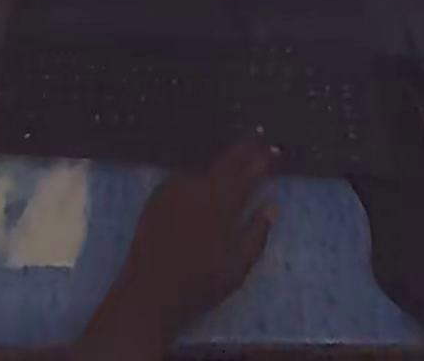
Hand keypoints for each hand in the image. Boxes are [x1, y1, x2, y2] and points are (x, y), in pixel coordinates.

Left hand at [78, 138, 275, 359]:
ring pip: (205, 171)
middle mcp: (197, 185)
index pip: (244, 172)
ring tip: (237, 158)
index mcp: (219, 202)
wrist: (149, 290)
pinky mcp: (159, 193)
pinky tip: (206, 185)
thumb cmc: (199, 284)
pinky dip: (200, 180)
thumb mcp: (236, 267)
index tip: (273, 148)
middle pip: (225, 161)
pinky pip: (186, 180)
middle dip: (243, 147)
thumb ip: (256, 233)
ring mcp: (175, 186)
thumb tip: (272, 204)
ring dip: (222, 167)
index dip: (260, 159)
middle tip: (257, 132)